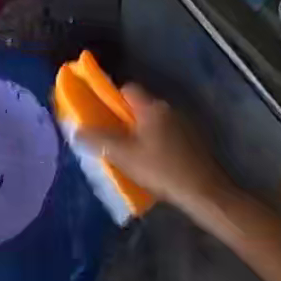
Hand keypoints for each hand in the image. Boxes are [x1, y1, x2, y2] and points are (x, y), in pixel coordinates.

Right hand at [75, 85, 234, 214]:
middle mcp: (169, 109)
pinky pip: (166, 134)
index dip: (111, 98)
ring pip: (153, 121)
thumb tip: (76, 129)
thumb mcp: (123, 156)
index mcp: (152, 107)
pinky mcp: (192, 141)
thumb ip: (98, 140)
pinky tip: (150, 162)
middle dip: (123, 118)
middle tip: (109, 136)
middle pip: (140, 105)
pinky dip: (155, 142)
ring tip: (127, 152)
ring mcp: (184, 124)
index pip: (128, 88)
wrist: (204, 192)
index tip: (100, 113)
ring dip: (140, 132)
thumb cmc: (161, 169)